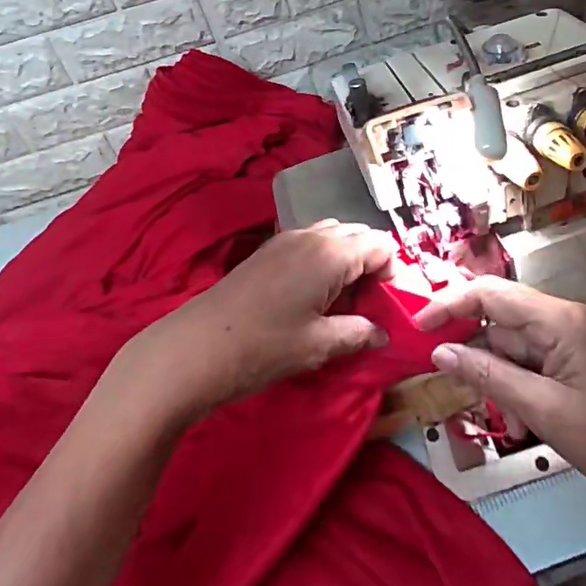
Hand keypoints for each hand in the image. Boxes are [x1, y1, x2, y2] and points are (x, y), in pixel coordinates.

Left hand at [124, 221, 394, 419]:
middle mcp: (312, 236)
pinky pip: (311, 244)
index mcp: (332, 252)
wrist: (192, 349)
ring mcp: (286, 240)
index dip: (393, 273)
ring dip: (347, 262)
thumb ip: (358, 333)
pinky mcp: (267, 251)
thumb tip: (381, 333)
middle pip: (359, 236)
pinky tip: (311, 298)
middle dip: (372, 265)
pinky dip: (323, 262)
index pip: (382, 245)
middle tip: (367, 306)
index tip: (387, 307)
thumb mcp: (318, 346)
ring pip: (334, 237)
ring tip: (340, 303)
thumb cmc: (262, 347)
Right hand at [414, 276, 585, 532]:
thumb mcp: (543, 411)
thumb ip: (489, 375)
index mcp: (561, 319)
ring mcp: (568, 340)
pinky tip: (504, 411)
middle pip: (499, 317)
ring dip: (488, 369)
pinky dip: (507, 380)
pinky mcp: (570, 361)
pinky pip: (526, 360)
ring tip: (482, 405)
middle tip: (434, 369)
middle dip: (467, 342)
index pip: (493, 294)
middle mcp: (563, 319)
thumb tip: (441, 351)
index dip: (451, 303)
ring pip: (509, 342)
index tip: (418, 326)